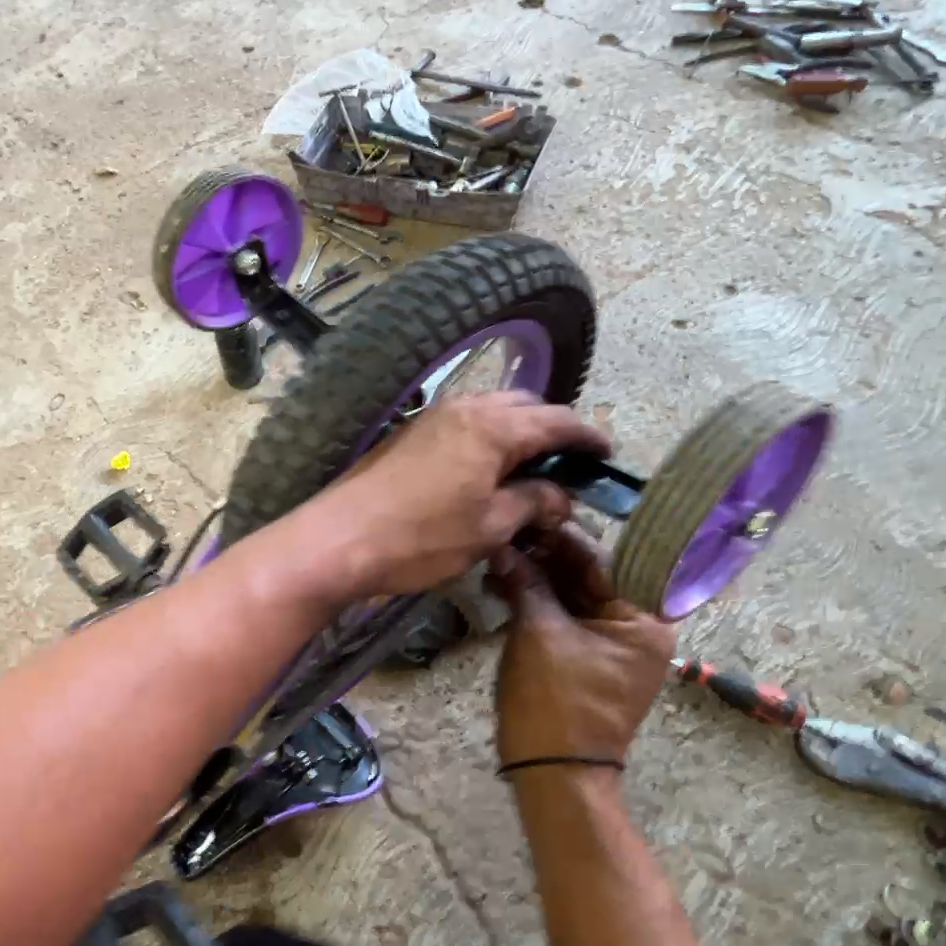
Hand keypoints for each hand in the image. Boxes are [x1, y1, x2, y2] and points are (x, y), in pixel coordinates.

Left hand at [306, 392, 610, 597]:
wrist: (338, 539)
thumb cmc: (421, 537)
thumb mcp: (489, 527)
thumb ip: (532, 503)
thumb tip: (560, 496)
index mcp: (492, 426)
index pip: (556, 420)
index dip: (587, 437)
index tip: (607, 455)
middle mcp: (463, 409)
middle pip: (522, 407)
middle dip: (551, 429)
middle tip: (568, 465)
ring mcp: (429, 419)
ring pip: (488, 413)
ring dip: (515, 433)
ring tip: (529, 470)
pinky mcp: (406, 436)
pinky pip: (461, 426)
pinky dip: (484, 440)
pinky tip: (485, 472)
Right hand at [492, 528, 675, 765]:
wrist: (553, 772)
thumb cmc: (554, 700)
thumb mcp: (538, 633)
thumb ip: (525, 582)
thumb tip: (503, 545)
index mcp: (644, 619)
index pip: (601, 560)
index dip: (559, 537)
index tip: (524, 515)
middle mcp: (636, 628)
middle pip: (588, 576)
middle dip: (544, 558)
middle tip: (504, 535)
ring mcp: (611, 646)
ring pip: (572, 596)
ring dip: (535, 578)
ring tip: (497, 558)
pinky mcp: (586, 659)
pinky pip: (564, 618)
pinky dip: (536, 602)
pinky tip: (503, 585)